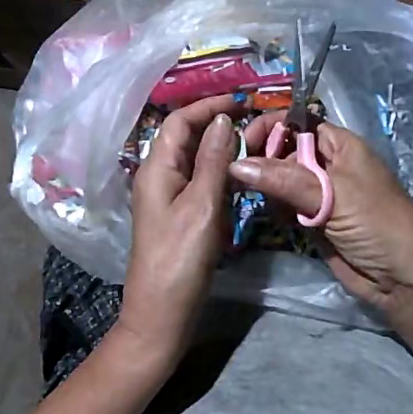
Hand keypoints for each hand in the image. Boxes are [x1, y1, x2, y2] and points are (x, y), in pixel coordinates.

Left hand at [118, 94, 242, 358]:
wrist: (162, 314)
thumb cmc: (180, 259)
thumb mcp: (202, 206)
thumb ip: (213, 161)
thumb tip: (223, 119)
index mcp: (156, 168)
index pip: (178, 122)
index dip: (206, 105)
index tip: (240, 99)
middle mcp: (159, 176)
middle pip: (186, 137)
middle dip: (216, 124)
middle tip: (255, 119)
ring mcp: (168, 197)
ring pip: (195, 160)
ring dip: (221, 147)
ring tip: (256, 141)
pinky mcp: (180, 216)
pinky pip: (200, 182)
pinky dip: (220, 172)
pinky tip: (242, 174)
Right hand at [232, 117, 412, 323]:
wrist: (403, 281)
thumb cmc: (379, 225)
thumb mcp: (334, 196)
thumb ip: (284, 179)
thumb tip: (236, 165)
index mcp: (340, 145)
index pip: (296, 122)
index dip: (269, 127)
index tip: (243, 142)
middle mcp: (326, 164)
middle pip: (281, 149)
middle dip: (261, 160)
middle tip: (240, 177)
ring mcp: (318, 193)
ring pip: (277, 179)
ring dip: (267, 189)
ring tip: (261, 201)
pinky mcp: (311, 219)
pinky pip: (282, 205)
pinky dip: (276, 210)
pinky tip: (280, 220)